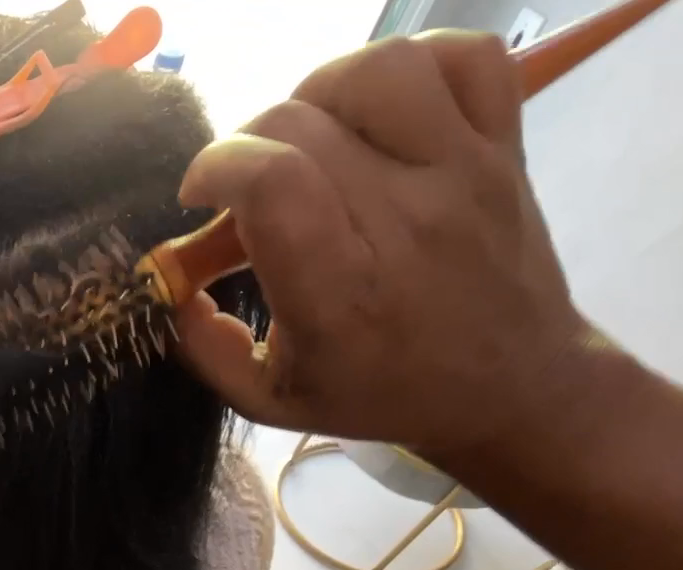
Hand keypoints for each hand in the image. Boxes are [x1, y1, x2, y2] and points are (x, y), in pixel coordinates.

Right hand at [172, 32, 594, 461]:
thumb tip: (171, 285)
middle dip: (245, 143)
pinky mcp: (505, 145)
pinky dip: (414, 64)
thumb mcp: (267, 399)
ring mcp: (464, 171)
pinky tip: (376, 112)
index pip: (271, 180)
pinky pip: (469, 57)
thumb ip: (204, 349)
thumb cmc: (375, 394)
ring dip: (320, 93)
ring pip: (381, 69)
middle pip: (301, 121)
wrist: (511, 386)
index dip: (216, 167)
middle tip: (243, 187)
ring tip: (307, 137)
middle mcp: (404, 219)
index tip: (198, 196)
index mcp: (339, 291)